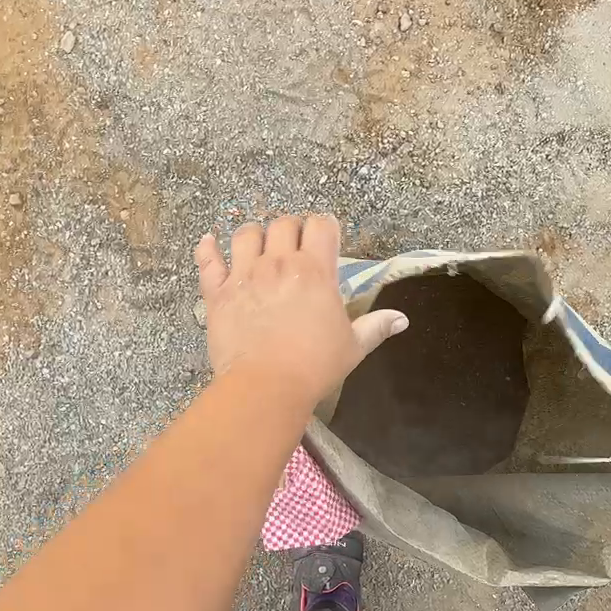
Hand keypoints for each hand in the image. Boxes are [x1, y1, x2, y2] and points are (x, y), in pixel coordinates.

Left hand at [195, 214, 407, 403]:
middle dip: (292, 230)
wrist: (266, 386)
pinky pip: (208, 260)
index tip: (327, 237)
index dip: (326, 227)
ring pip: (246, 234)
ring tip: (259, 247)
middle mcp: (278, 263)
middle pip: (283, 224)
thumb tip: (402, 319)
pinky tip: (209, 243)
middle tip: (295, 246)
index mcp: (315, 271)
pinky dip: (208, 249)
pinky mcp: (217, 293)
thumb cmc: (315, 366)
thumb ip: (375, 327)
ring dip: (255, 235)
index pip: (322, 226)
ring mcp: (244, 275)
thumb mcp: (353, 347)